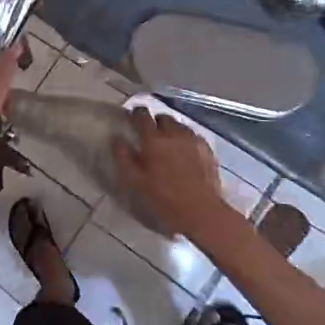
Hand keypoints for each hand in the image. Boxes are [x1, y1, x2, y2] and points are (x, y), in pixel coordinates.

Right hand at [111, 108, 237, 239]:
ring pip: (180, 126)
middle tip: (151, 132)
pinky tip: (186, 151)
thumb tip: (117, 139)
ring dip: (172, 129)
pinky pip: (194, 137)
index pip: (143, 116)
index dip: (137, 113)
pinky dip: (187, 139)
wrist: (201, 210)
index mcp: (154, 140)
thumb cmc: (164, 198)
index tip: (133, 115)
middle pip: (164, 118)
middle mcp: (174, 134)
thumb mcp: (136, 181)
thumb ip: (124, 157)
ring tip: (169, 141)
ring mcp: (193, 140)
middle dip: (156, 121)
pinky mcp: (208, 150)